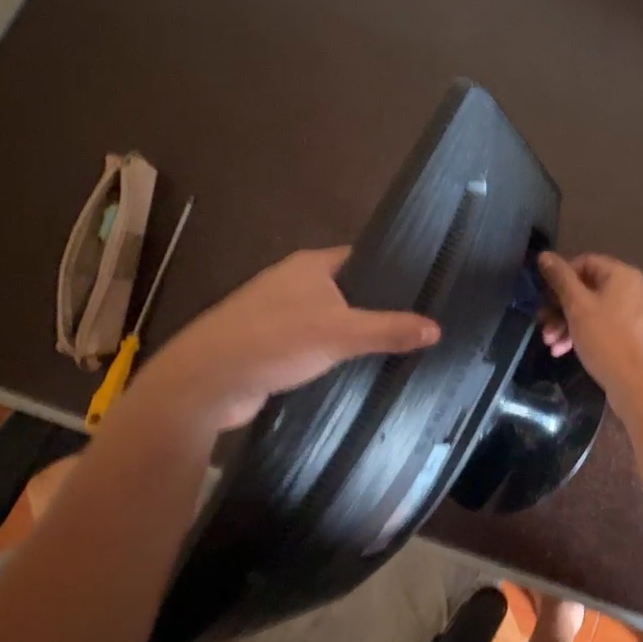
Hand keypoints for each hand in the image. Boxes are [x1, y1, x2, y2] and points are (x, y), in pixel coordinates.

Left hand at [137, 247, 438, 429]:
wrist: (205, 383)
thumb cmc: (274, 341)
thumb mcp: (341, 333)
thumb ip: (389, 329)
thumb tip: (437, 328)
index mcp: (310, 265)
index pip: (362, 258)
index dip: (392, 269)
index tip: (425, 285)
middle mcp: (293, 282)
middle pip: (348, 289)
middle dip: (377, 304)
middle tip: (419, 320)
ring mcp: (277, 314)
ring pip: (329, 318)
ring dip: (353, 332)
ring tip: (397, 345)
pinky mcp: (268, 346)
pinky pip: (312, 344)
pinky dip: (331, 353)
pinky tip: (356, 369)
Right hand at [537, 253, 642, 406]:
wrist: (638, 385)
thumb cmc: (606, 340)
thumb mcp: (577, 307)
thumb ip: (560, 279)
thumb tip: (545, 255)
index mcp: (624, 274)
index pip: (585, 262)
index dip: (560, 277)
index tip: (543, 297)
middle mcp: (635, 287)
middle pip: (589, 288)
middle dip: (561, 307)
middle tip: (543, 325)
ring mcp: (639, 310)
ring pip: (595, 308)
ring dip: (569, 323)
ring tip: (551, 344)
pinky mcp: (638, 332)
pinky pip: (606, 324)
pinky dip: (586, 332)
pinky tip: (565, 351)